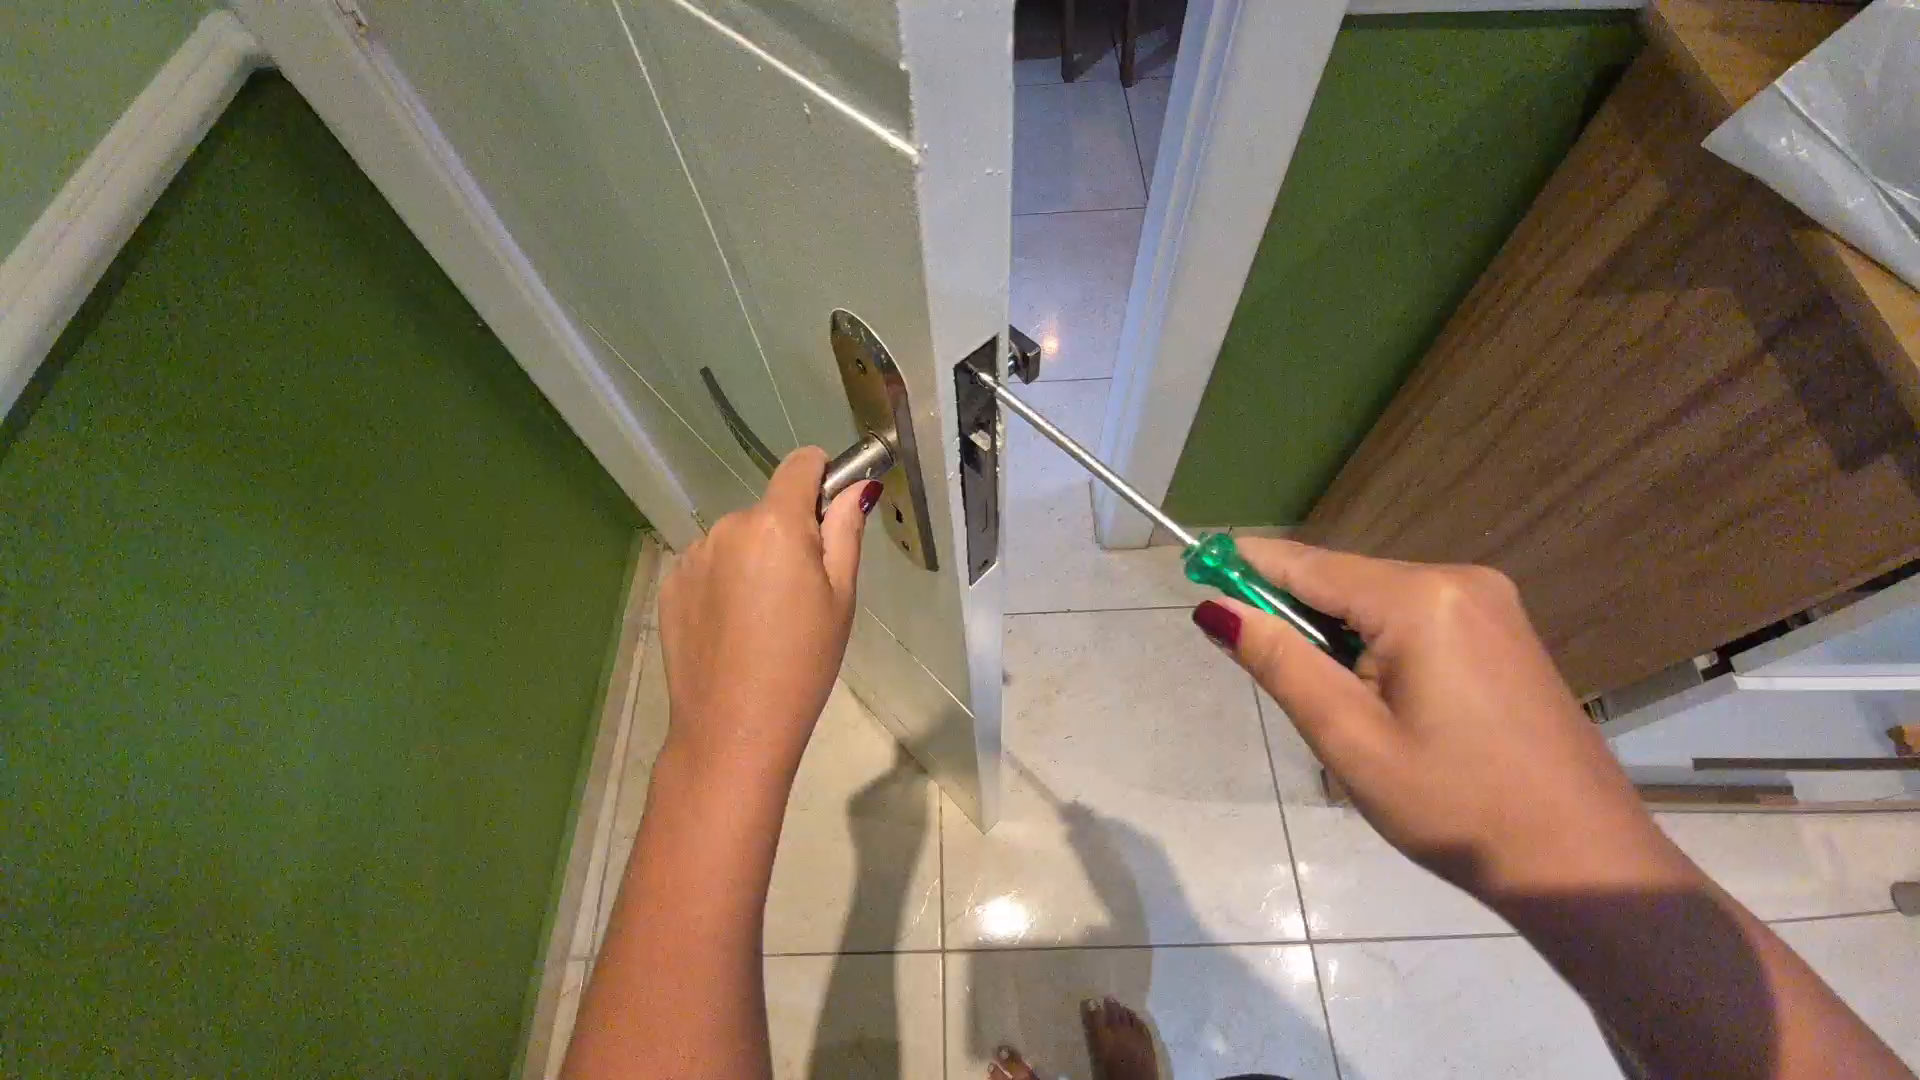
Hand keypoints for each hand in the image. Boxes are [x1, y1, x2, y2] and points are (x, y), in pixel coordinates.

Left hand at [655, 447, 877, 782]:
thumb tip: (857, 486)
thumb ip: (846, 532)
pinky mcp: (670, 583)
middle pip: (770, 509)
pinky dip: (725, 581)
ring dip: (754, 558)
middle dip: (790, 533)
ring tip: (763, 618)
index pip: (800, 464)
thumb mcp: (842, 597)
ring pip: (738, 538)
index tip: (832, 512)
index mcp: (776, 525)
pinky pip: (710, 564)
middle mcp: (728, 526)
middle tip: (803, 593)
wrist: (733, 728)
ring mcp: (693, 554)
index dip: (823, 477)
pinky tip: (732, 627)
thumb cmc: (804, 663)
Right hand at [1195, 540, 1693, 902]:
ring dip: (1333, 638)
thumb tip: (1213, 609)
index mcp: (1420, 598)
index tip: (1192, 569)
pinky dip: (1372, 645)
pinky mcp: (1500, 630)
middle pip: (1340, 580)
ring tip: (1338, 710)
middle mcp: (1458, 579)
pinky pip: (1409, 617)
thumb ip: (1278, 661)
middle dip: (1293, 617)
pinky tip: (1378, 700)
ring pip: (1372, 601)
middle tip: (1272, 679)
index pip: (1305, 564)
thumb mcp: (1347, 737)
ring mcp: (1488, 603)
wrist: (1588, 868)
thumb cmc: (1455, 807)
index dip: (1243, 567)